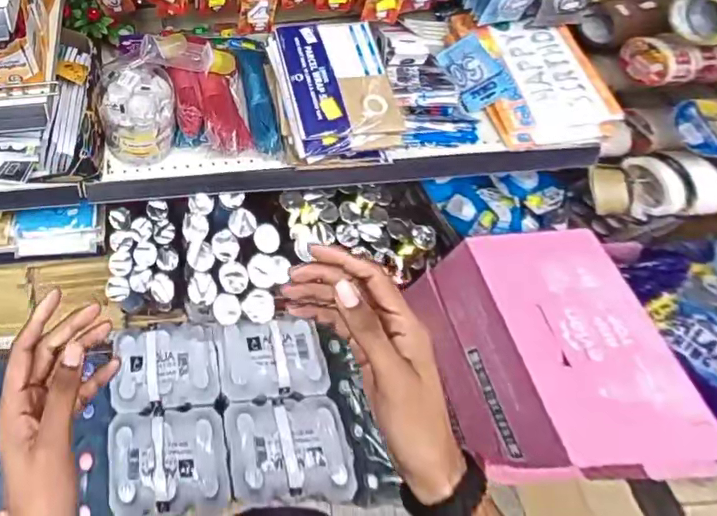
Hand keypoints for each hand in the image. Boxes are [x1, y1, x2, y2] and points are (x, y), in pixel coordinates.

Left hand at [0, 289, 120, 515]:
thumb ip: (63, 392)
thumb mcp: (52, 439)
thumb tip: (71, 351)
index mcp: (14, 405)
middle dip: (70, 331)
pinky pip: (76, 393)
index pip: (25, 349)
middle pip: (48, 356)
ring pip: (64, 371)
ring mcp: (43, 415)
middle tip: (92, 312)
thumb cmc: (39, 498)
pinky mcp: (59, 428)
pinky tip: (109, 367)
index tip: (54, 297)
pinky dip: (92, 378)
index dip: (39, 319)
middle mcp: (26, 405)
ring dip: (85, 351)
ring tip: (104, 331)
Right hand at [281, 244, 467, 502]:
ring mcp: (379, 337)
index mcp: (405, 324)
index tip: (315, 252)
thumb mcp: (391, 373)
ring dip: (317, 295)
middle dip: (323, 277)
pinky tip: (303, 310)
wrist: (426, 464)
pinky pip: (341, 322)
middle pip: (354, 287)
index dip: (343, 260)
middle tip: (293, 276)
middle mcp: (392, 324)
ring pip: (344, 303)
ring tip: (290, 292)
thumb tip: (344, 287)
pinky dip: (321, 314)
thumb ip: (367, 328)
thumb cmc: (416, 423)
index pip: (373, 278)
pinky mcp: (368, 350)